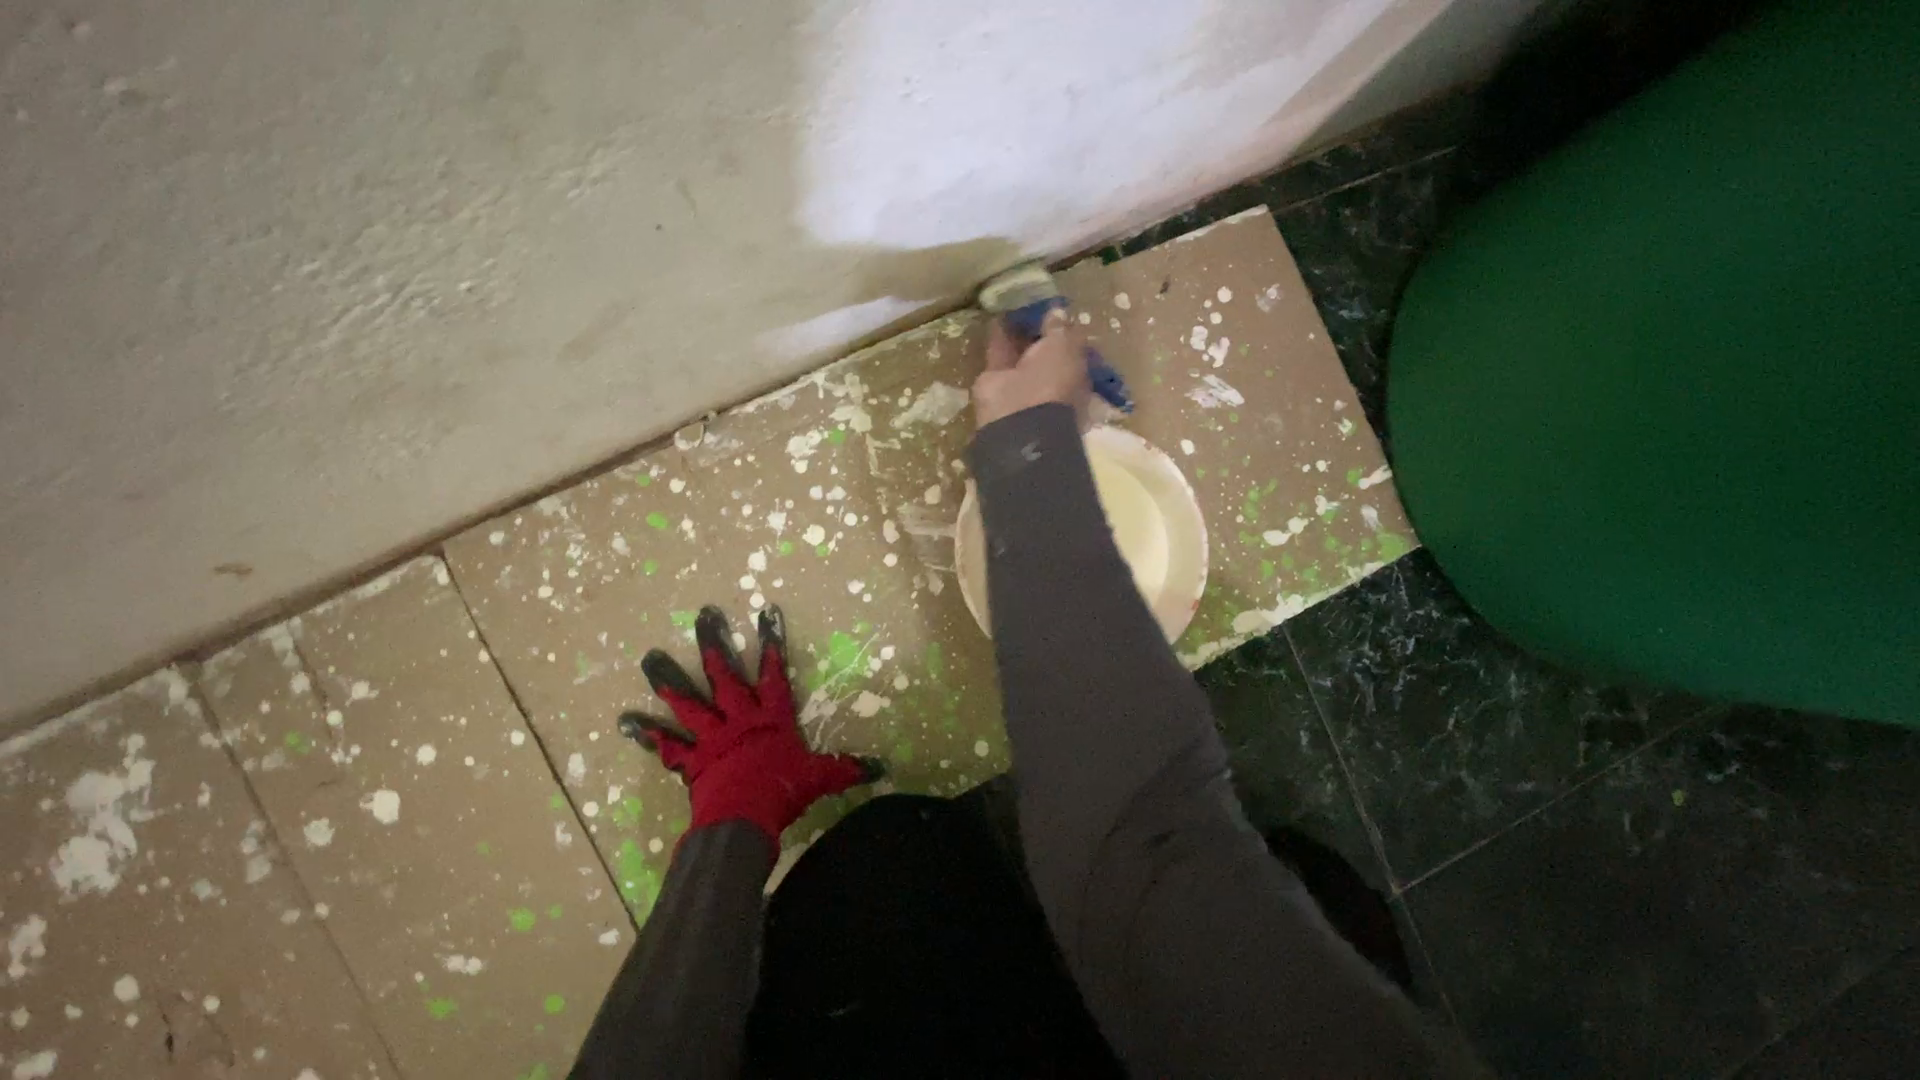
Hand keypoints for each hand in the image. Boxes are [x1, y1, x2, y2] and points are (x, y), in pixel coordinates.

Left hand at [619, 605, 883, 859]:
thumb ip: (847, 769)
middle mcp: (739, 718)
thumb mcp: (821, 779)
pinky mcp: (691, 760)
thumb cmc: (784, 792)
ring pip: (688, 702)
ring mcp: (711, 737)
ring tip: (649, 658)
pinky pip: (666, 744)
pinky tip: (624, 720)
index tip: (765, 612)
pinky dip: (646, 733)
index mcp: (771, 717)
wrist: (743, 818)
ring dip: (668, 680)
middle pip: (724, 675)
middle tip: (704, 616)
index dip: (771, 642)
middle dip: (714, 645)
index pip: (773, 672)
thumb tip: (881, 769)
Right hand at [972, 308, 1091, 428]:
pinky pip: (1000, 353)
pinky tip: (995, 315)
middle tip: (1031, 302)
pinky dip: (998, 336)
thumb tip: (1058, 311)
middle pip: (1044, 348)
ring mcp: (1023, 381)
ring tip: (1012, 303)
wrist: (1018, 416)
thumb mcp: (1064, 347)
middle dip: (1039, 329)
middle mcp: (1050, 378)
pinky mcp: (998, 380)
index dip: (1063, 327)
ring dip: (1017, 330)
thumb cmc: (1053, 381)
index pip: (1071, 347)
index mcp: (1075, 374)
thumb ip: (1060, 328)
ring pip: (1021, 350)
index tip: (1055, 306)